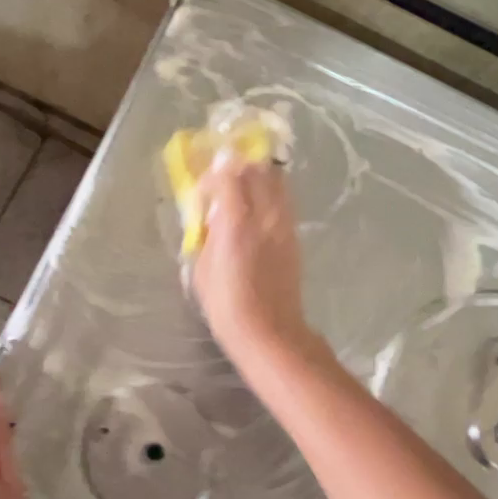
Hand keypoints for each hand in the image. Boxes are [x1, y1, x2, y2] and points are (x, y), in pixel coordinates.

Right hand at [190, 159, 314, 359]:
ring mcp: (284, 224)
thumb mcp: (203, 268)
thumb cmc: (227, 305)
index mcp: (237, 222)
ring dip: (258, 178)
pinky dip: (270, 197)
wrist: (269, 331)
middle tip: (224, 180)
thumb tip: (212, 217)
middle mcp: (265, 215)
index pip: (229, 175)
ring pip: (276, 182)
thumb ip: (208, 234)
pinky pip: (283, 202)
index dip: (214, 175)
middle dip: (239, 168)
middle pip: (257, 170)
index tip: (203, 190)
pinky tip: (258, 212)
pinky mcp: (294, 237)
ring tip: (243, 192)